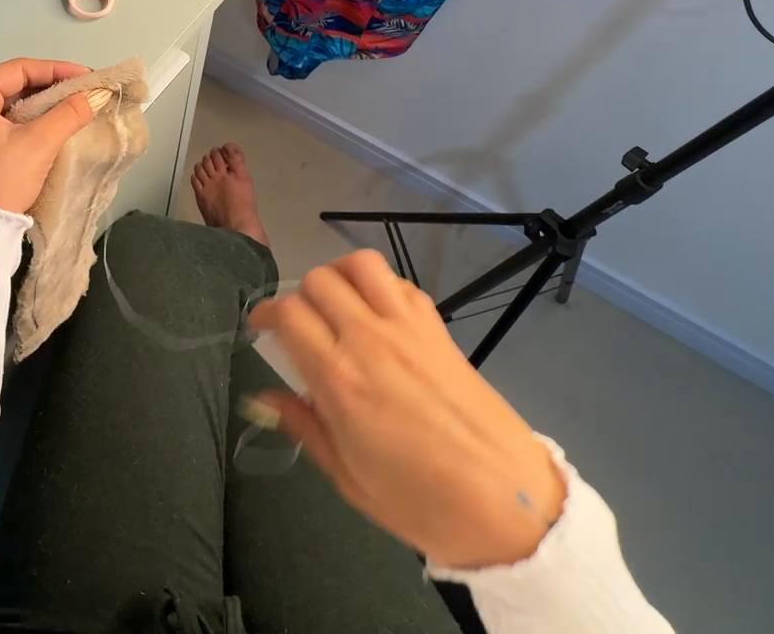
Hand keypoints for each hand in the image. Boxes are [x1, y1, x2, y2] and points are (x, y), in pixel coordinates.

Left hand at [0, 58, 95, 213]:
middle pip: (10, 86)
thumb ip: (69, 113)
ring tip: (71, 105)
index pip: (17, 70)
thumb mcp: (39, 143)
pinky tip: (49, 124)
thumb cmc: (2, 181)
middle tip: (81, 91)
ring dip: (38, 105)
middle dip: (48, 88)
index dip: (56, 70)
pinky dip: (25, 122)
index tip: (86, 76)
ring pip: (6, 106)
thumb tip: (96, 94)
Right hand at [247, 251, 567, 569]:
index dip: (265, 312)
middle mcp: (370, 340)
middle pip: (320, 280)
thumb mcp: (347, 476)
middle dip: (298, 295)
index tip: (261, 328)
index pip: (288, 312)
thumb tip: (261, 398)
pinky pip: (402, 285)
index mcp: (339, 378)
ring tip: (336, 304)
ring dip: (339, 276)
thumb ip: (302, 425)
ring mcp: (409, 331)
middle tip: (298, 324)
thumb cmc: (420, 503)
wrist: (512, 508)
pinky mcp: (440, 332)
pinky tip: (377, 316)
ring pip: (361, 265)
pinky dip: (380, 287)